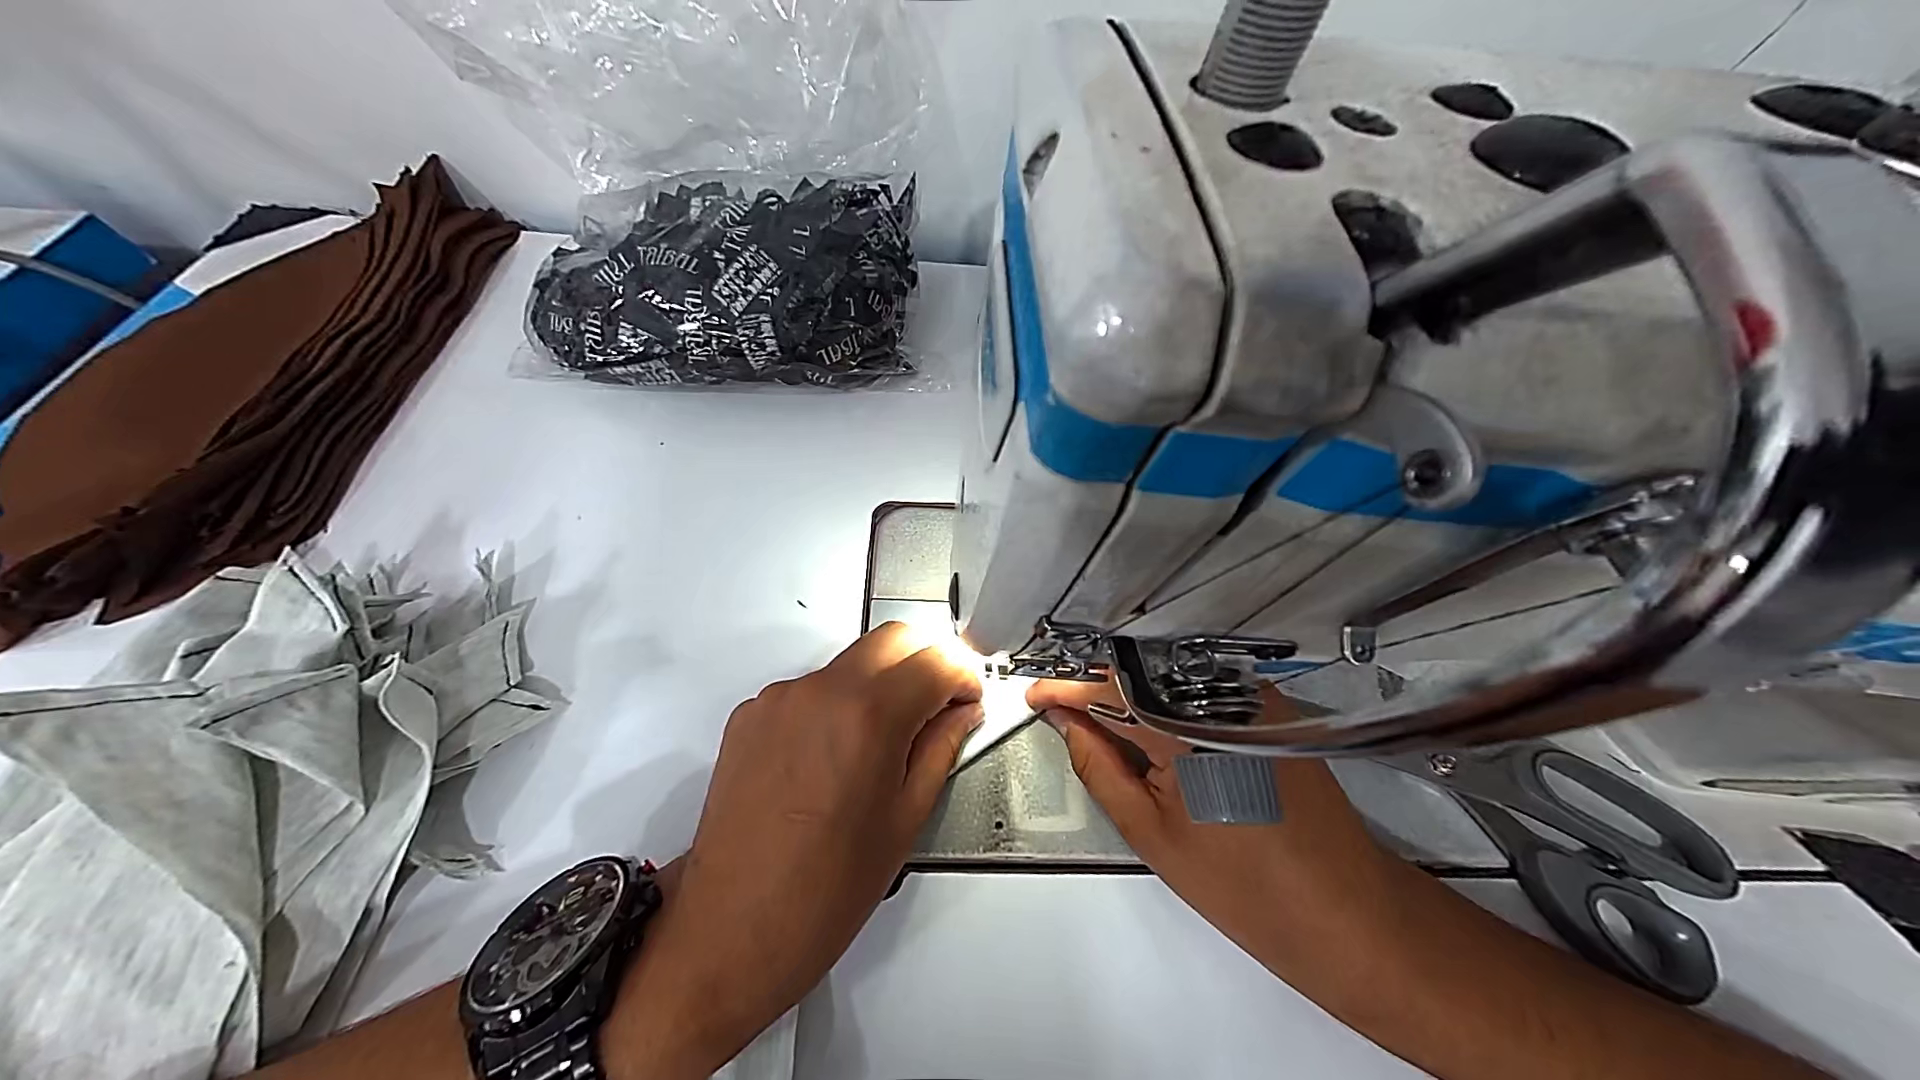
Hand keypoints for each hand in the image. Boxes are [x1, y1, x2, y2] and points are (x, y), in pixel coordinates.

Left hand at [608, 623, 982, 1077]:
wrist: (732, 926)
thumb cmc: (821, 891)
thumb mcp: (905, 818)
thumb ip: (940, 749)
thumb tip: (960, 714)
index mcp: (868, 717)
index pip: (936, 660)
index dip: (963, 675)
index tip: (967, 696)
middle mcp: (820, 692)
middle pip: (892, 639)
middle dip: (925, 661)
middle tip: (939, 702)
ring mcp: (780, 699)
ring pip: (850, 661)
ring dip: (880, 683)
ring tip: (886, 739)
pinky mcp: (751, 714)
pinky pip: (810, 688)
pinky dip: (835, 703)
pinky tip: (837, 753)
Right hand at [1026, 679, 1401, 978]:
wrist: (1342, 908)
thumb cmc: (1252, 887)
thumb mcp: (1150, 831)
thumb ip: (1098, 765)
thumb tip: (1067, 725)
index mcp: (1185, 728)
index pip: (1104, 690)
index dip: (1062, 690)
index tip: (1039, 696)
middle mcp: (1223, 697)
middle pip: (1136, 672)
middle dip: (1094, 688)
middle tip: (1066, 712)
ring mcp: (1252, 697)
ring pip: (1167, 674)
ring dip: (1130, 690)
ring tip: (1107, 724)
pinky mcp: (1270, 705)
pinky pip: (1201, 684)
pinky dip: (1167, 697)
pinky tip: (1156, 727)